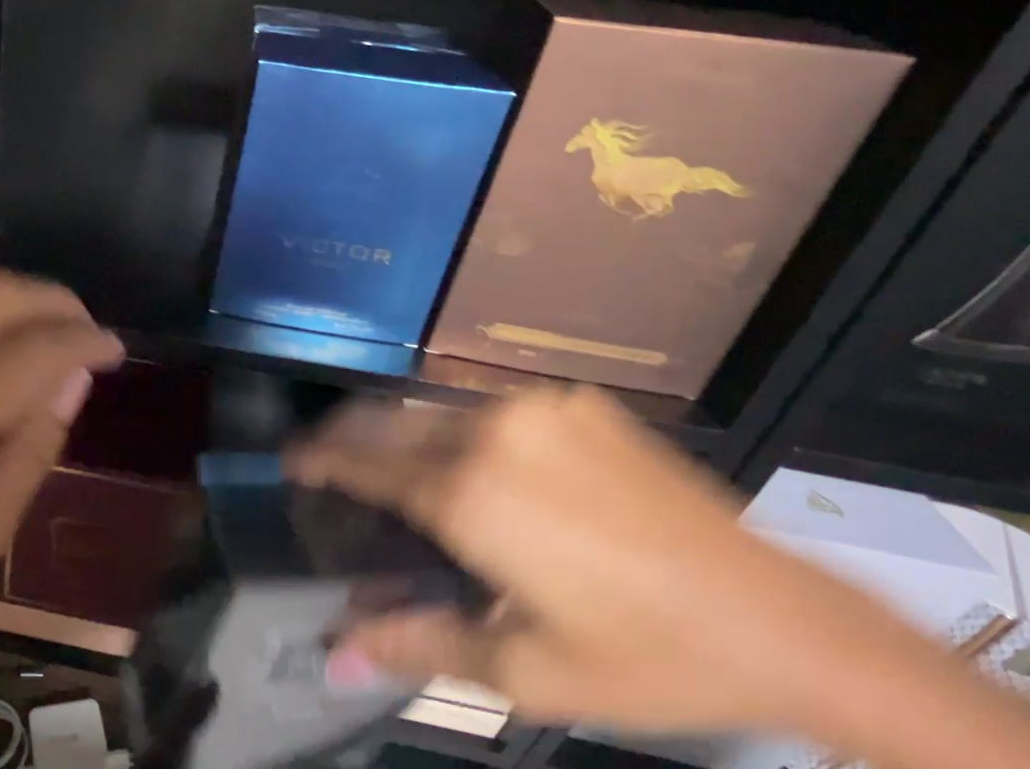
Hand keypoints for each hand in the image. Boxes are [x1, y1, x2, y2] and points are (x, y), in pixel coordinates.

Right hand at [286, 386, 935, 733]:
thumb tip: (333, 654)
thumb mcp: (524, 669)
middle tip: (333, 471)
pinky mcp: (580, 405)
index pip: (364, 461)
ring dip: (408, 436)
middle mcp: (493, 431)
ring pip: (440, 410)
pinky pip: (492, 409)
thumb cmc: (645, 656)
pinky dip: (463, 430)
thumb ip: (416, 645)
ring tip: (402, 475)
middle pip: (391, 421)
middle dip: (352, 440)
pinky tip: (482, 468)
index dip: (319, 460)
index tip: (289, 463)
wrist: (785, 620)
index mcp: (470, 494)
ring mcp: (540, 409)